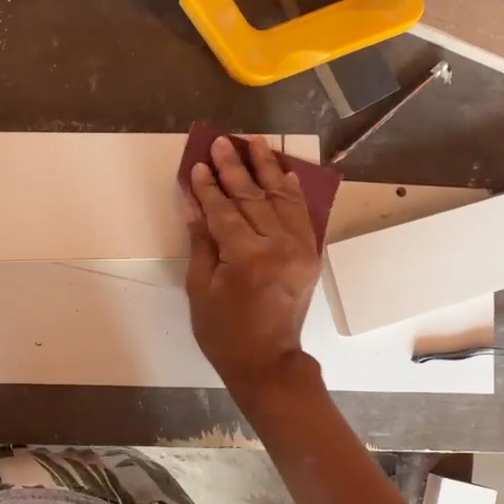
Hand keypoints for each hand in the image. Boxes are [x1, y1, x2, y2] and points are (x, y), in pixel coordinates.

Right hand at [184, 135, 322, 390]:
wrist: (266, 361)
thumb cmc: (223, 332)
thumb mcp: (200, 288)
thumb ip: (201, 241)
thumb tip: (194, 203)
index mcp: (247, 256)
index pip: (224, 210)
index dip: (208, 187)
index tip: (198, 165)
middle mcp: (279, 246)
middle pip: (253, 198)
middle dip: (235, 168)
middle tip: (222, 142)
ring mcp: (300, 249)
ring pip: (282, 198)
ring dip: (267, 168)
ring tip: (255, 143)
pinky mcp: (309, 254)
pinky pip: (302, 214)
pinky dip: (293, 191)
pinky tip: (285, 173)